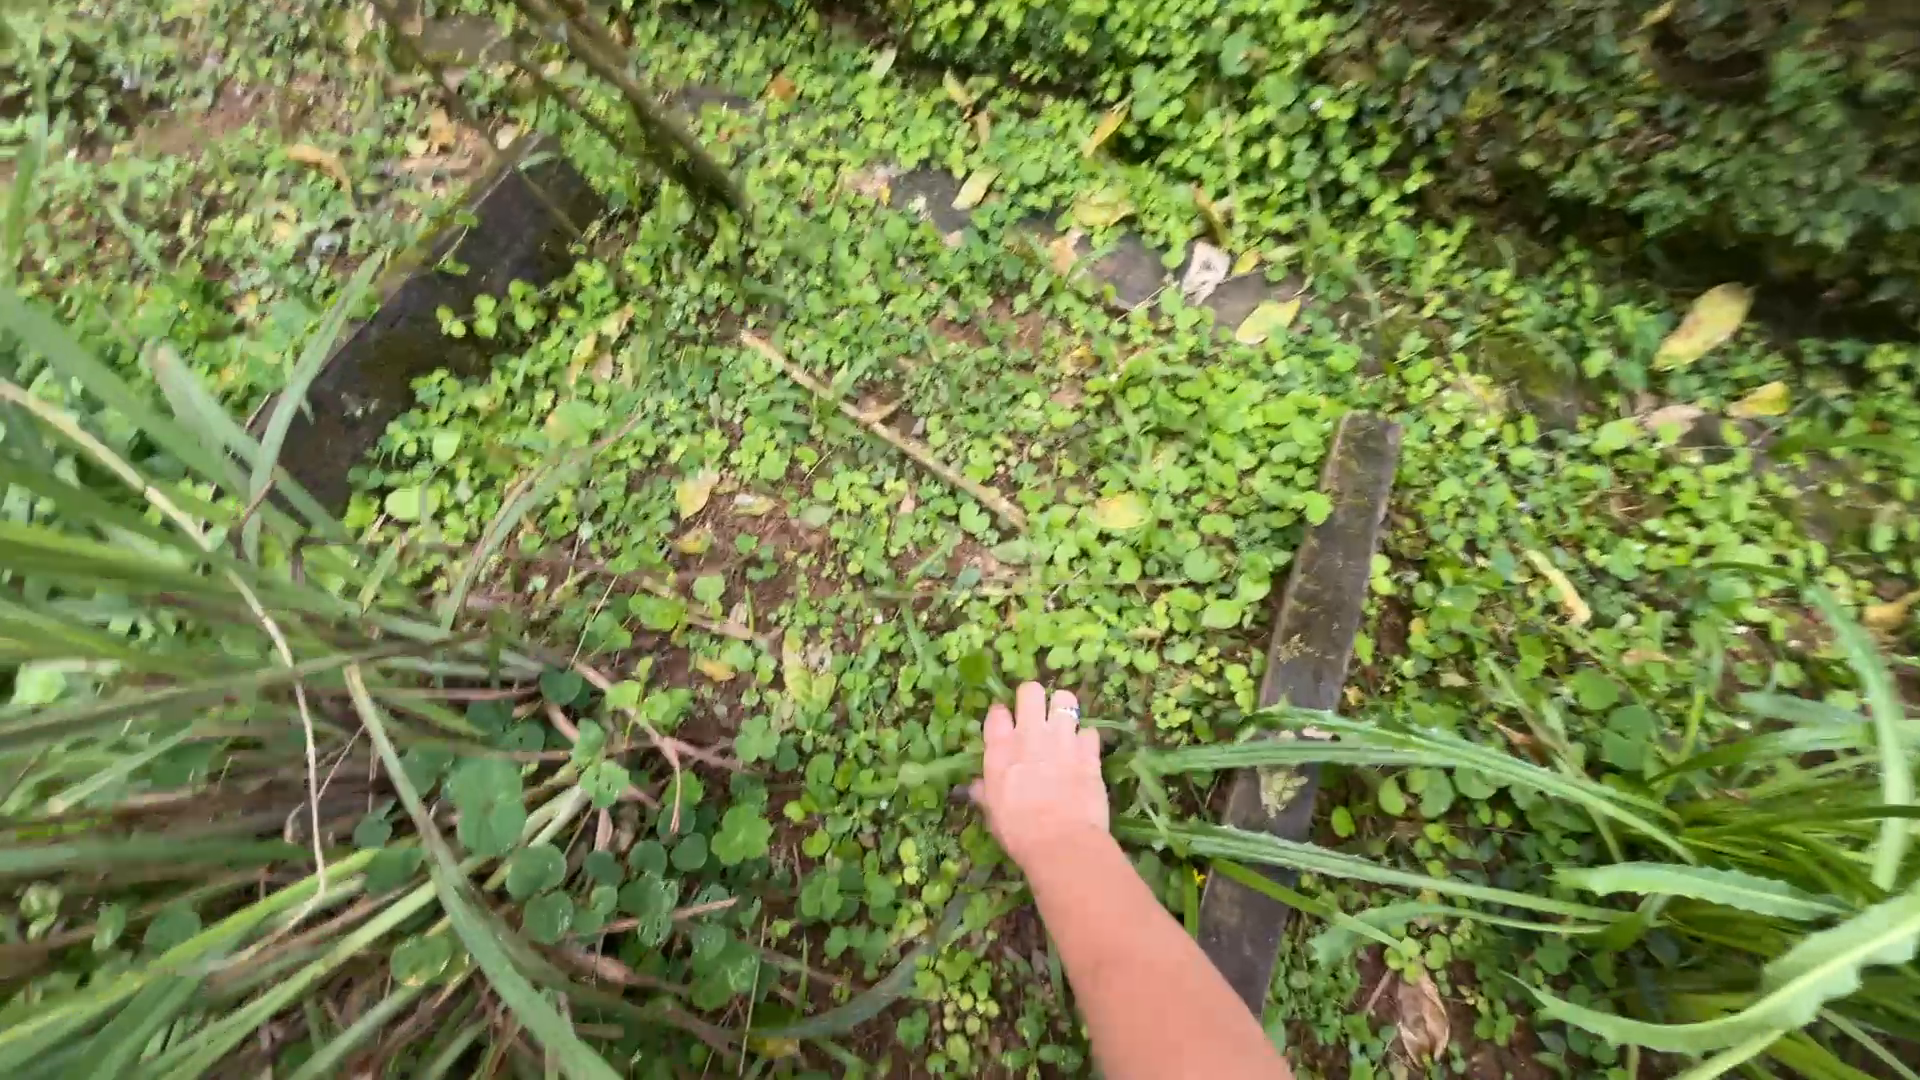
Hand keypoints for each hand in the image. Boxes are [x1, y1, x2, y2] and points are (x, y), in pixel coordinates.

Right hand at [970, 682, 1108, 870]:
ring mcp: (1062, 739)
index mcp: (1001, 749)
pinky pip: (1090, 731)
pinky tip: (1084, 752)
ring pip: (1065, 699)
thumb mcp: (993, 813)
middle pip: (1031, 691)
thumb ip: (985, 792)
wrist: (1062, 843)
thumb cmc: (1019, 832)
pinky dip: (1086, 740)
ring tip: (1063, 724)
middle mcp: (1030, 734)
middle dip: (1034, 697)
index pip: (997, 711)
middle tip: (1036, 714)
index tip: (1006, 725)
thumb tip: (976, 786)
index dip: (1002, 715)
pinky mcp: (1089, 751)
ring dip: (1064, 709)